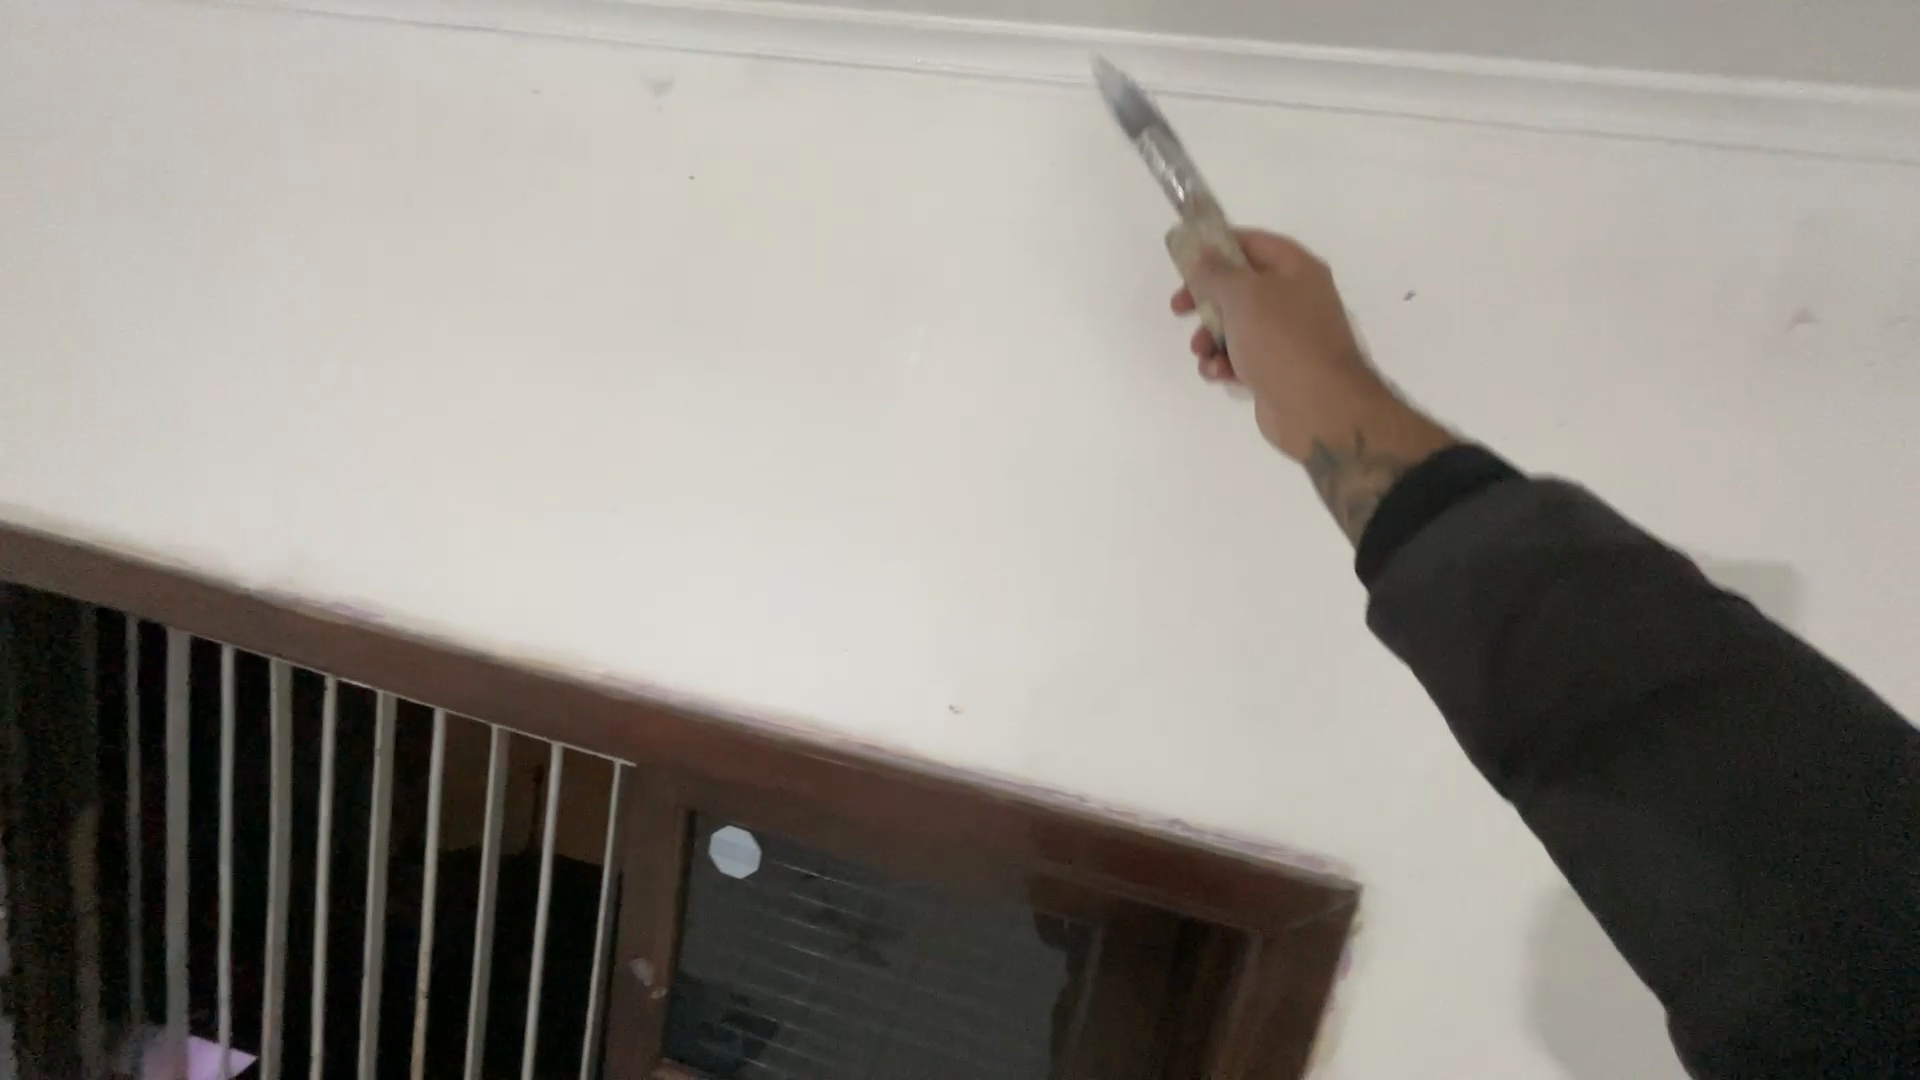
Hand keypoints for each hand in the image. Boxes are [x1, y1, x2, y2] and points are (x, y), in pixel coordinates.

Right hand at [1173, 228, 1454, 543]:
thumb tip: (1200, 252)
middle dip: (1206, 300)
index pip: (1252, 243)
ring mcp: (1287, 337)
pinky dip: (1224, 364)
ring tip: (1201, 353)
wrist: (1317, 406)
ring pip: (1236, 327)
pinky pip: (1241, 358)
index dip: (1216, 247)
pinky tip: (1218, 374)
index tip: (1185, 262)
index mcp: (1295, 269)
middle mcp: (1295, 299)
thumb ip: (1215, 272)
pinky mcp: (1277, 370)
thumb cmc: (1281, 341)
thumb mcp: (1243, 296)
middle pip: (1240, 288)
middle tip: (1179, 309)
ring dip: (1210, 338)